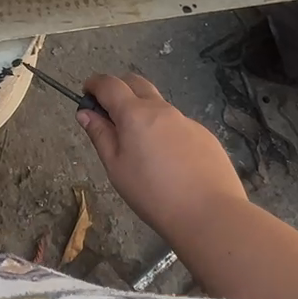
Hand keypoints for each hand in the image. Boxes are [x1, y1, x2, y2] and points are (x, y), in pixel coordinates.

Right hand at [78, 73, 247, 237]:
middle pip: (136, 82)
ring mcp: (187, 121)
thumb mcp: (116, 168)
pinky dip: (166, 131)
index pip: (109, 84)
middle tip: (111, 114)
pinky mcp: (206, 136)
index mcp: (134, 113)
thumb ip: (100, 135)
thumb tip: (85, 113)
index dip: (94, 84)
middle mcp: (161, 109)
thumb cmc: (154, 194)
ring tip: (143, 148)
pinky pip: (179, 125)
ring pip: (159, 105)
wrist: (212, 216)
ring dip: (144, 112)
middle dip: (119, 89)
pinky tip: (172, 163)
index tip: (87, 93)